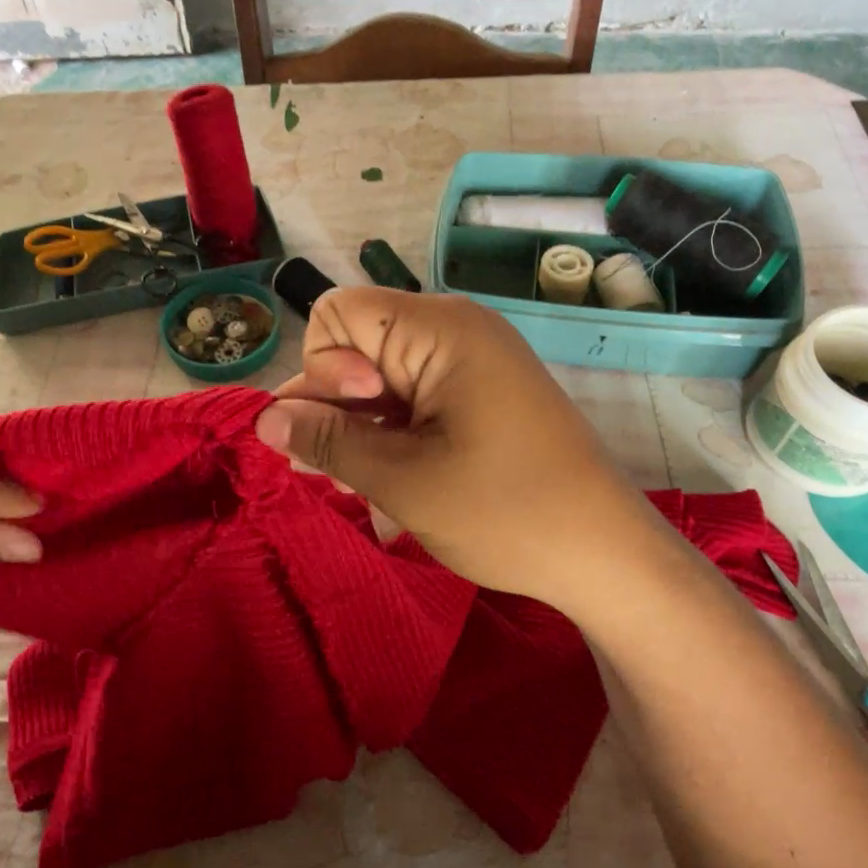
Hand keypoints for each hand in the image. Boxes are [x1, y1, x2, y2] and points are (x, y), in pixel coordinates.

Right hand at [256, 289, 657, 605]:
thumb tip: (262, 419)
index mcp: (440, 330)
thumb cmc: (505, 512)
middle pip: (357, 345)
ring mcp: (473, 362)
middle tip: (338, 472)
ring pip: (381, 378)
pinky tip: (391, 478)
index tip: (359, 419)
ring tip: (365, 484)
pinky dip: (393, 433)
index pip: (338, 314)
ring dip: (361, 427)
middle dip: (335, 406)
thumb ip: (327, 441)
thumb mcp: (403, 479)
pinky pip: (414, 397)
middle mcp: (456, 330)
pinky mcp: (482, 394)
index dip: (325, 368)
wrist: (604, 553)